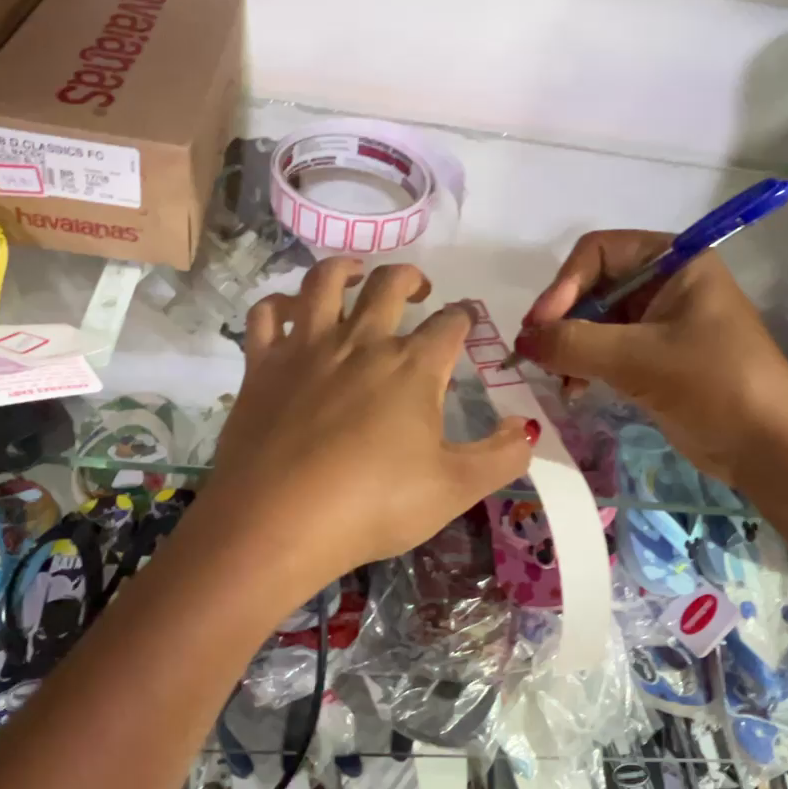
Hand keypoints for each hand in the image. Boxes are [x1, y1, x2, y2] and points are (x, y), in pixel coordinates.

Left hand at [200, 258, 533, 589]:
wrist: (279, 520)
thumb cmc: (374, 505)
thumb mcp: (456, 489)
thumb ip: (502, 456)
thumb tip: (525, 426)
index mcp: (413, 366)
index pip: (450, 324)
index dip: (464, 317)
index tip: (466, 320)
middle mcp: (361, 342)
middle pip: (390, 286)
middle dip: (411, 278)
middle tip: (418, 287)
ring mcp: (306, 348)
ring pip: (324, 281)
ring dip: (345, 268)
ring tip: (356, 271)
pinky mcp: (262, 365)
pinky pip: (267, 315)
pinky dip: (279, 304)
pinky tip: (289, 310)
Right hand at [515, 230, 787, 481]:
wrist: (769, 447)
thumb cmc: (715, 385)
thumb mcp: (640, 358)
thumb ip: (574, 343)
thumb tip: (521, 341)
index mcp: (675, 261)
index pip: (598, 253)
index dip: (563, 285)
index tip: (539, 327)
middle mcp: (665, 284)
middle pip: (592, 286)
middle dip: (563, 320)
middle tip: (537, 356)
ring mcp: (660, 323)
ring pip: (594, 321)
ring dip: (569, 348)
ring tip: (557, 380)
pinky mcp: (655, 360)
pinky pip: (605, 351)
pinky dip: (584, 367)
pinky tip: (573, 390)